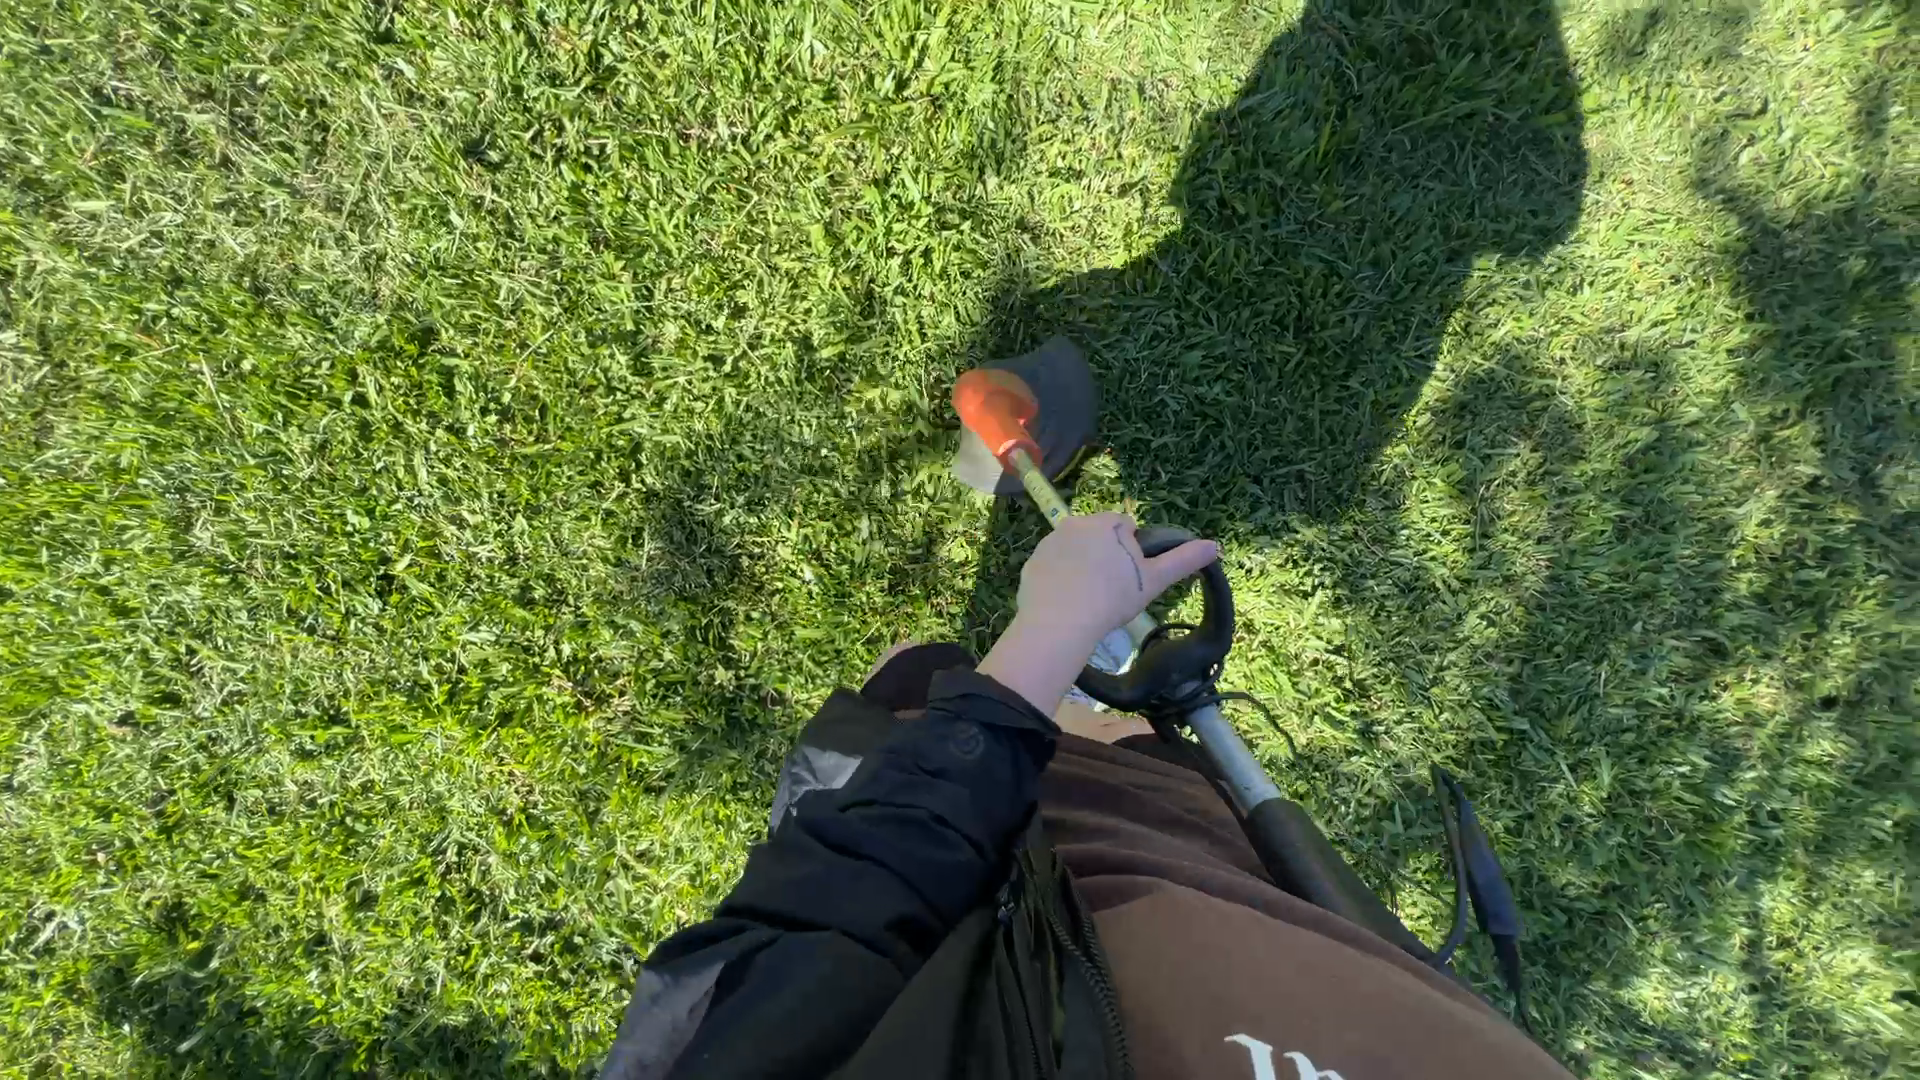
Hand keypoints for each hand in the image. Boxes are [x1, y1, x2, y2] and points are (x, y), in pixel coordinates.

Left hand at [978, 515, 1218, 715]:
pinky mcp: (1031, 562)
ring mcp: (1048, 542)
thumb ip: (1183, 560)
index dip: (1130, 550)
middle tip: (1110, 589)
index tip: (1129, 575)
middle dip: (1105, 554)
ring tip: (1088, 598)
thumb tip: (1215, 545)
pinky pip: (1052, 566)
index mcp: (1106, 523)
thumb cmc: (1112, 598)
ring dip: (1082, 565)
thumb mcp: (1153, 580)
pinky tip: (1066, 601)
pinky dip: (1059, 578)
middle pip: (1097, 535)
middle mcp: (1074, 523)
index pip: (1124, 526)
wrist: (1060, 622)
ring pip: (1074, 549)